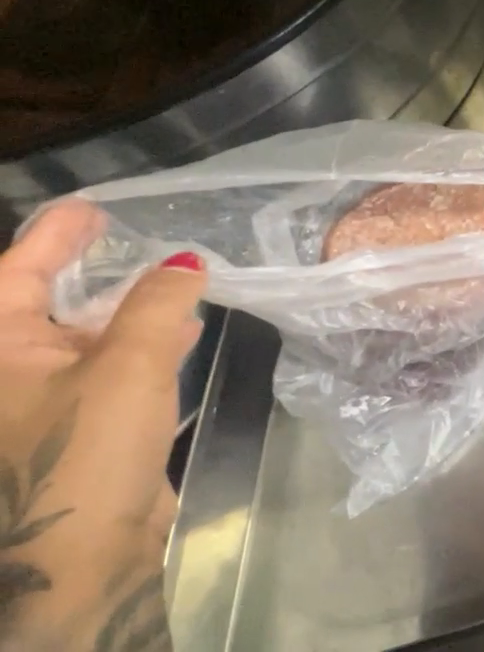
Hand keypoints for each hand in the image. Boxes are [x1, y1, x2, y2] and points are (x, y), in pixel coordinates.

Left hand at [1, 200, 203, 650]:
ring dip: (120, 312)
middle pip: (39, 308)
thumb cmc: (80, 449)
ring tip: (173, 286)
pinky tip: (180, 339)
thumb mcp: (131, 365)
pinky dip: (137, 348)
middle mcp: (4, 376)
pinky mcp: (68, 436)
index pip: (13, 277)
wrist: (69, 556)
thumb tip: (184, 260)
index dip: (53, 238)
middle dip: (86, 274)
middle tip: (129, 242)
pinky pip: (100, 373)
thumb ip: (161, 304)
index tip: (92, 208)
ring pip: (75, 342)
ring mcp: (31, 409)